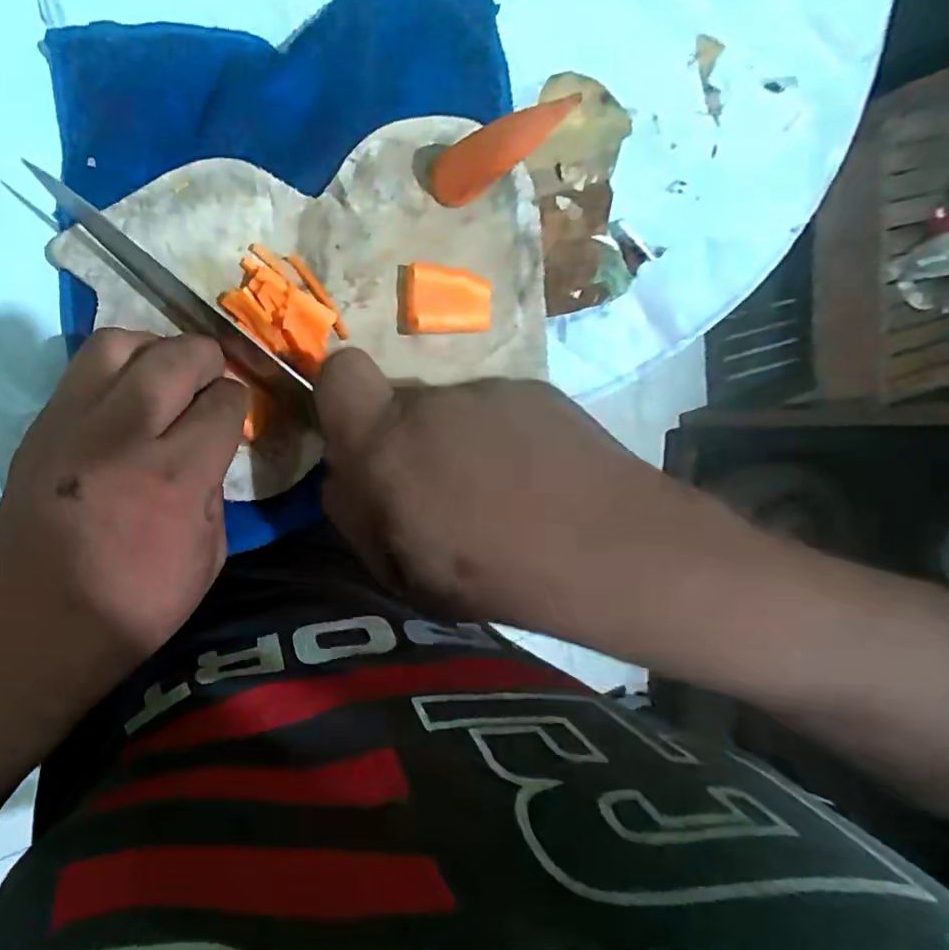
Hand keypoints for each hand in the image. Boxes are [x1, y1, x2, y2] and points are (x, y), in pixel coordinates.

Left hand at [0, 329, 246, 711]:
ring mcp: (69, 428)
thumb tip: (209, 448)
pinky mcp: (36, 433)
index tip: (235, 413)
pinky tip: (122, 403)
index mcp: (175, 477)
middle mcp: (121, 437)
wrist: (42, 630)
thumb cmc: (137, 607)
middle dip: (206, 358)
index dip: (238, 402)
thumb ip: (213, 490)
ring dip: (153, 349)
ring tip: (163, 374)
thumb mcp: (209, 557)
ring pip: (116, 343)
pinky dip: (112, 374)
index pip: (222, 401)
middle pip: (175, 356)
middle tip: (210, 378)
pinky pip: (79, 374)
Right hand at [315, 347, 761, 641]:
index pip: (339, 373)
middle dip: (399, 441)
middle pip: (395, 403)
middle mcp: (431, 402)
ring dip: (451, 443)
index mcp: (386, 444)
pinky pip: (493, 410)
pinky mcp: (535, 391)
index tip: (358, 443)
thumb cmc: (489, 576)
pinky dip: (498, 439)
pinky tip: (530, 481)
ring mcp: (488, 391)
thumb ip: (354, 514)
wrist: (609, 551)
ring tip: (493, 495)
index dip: (339, 400)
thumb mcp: (399, 570)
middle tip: (434, 494)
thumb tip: (342, 477)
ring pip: (445, 409)